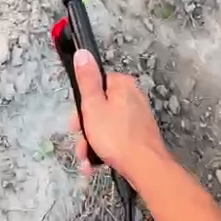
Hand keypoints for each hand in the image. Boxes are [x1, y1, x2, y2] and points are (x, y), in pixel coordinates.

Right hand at [67, 49, 169, 182]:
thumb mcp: (93, 106)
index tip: (76, 121)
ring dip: (92, 142)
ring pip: (106, 124)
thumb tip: (83, 53)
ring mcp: (137, 116)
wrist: (145, 167)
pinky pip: (116, 136)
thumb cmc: (118, 137)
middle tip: (82, 142)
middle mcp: (132, 96)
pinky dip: (105, 148)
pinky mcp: (139, 133)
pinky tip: (96, 162)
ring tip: (87, 159)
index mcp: (122, 85)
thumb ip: (87, 80)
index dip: (82, 104)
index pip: (95, 85)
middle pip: (100, 107)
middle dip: (86, 128)